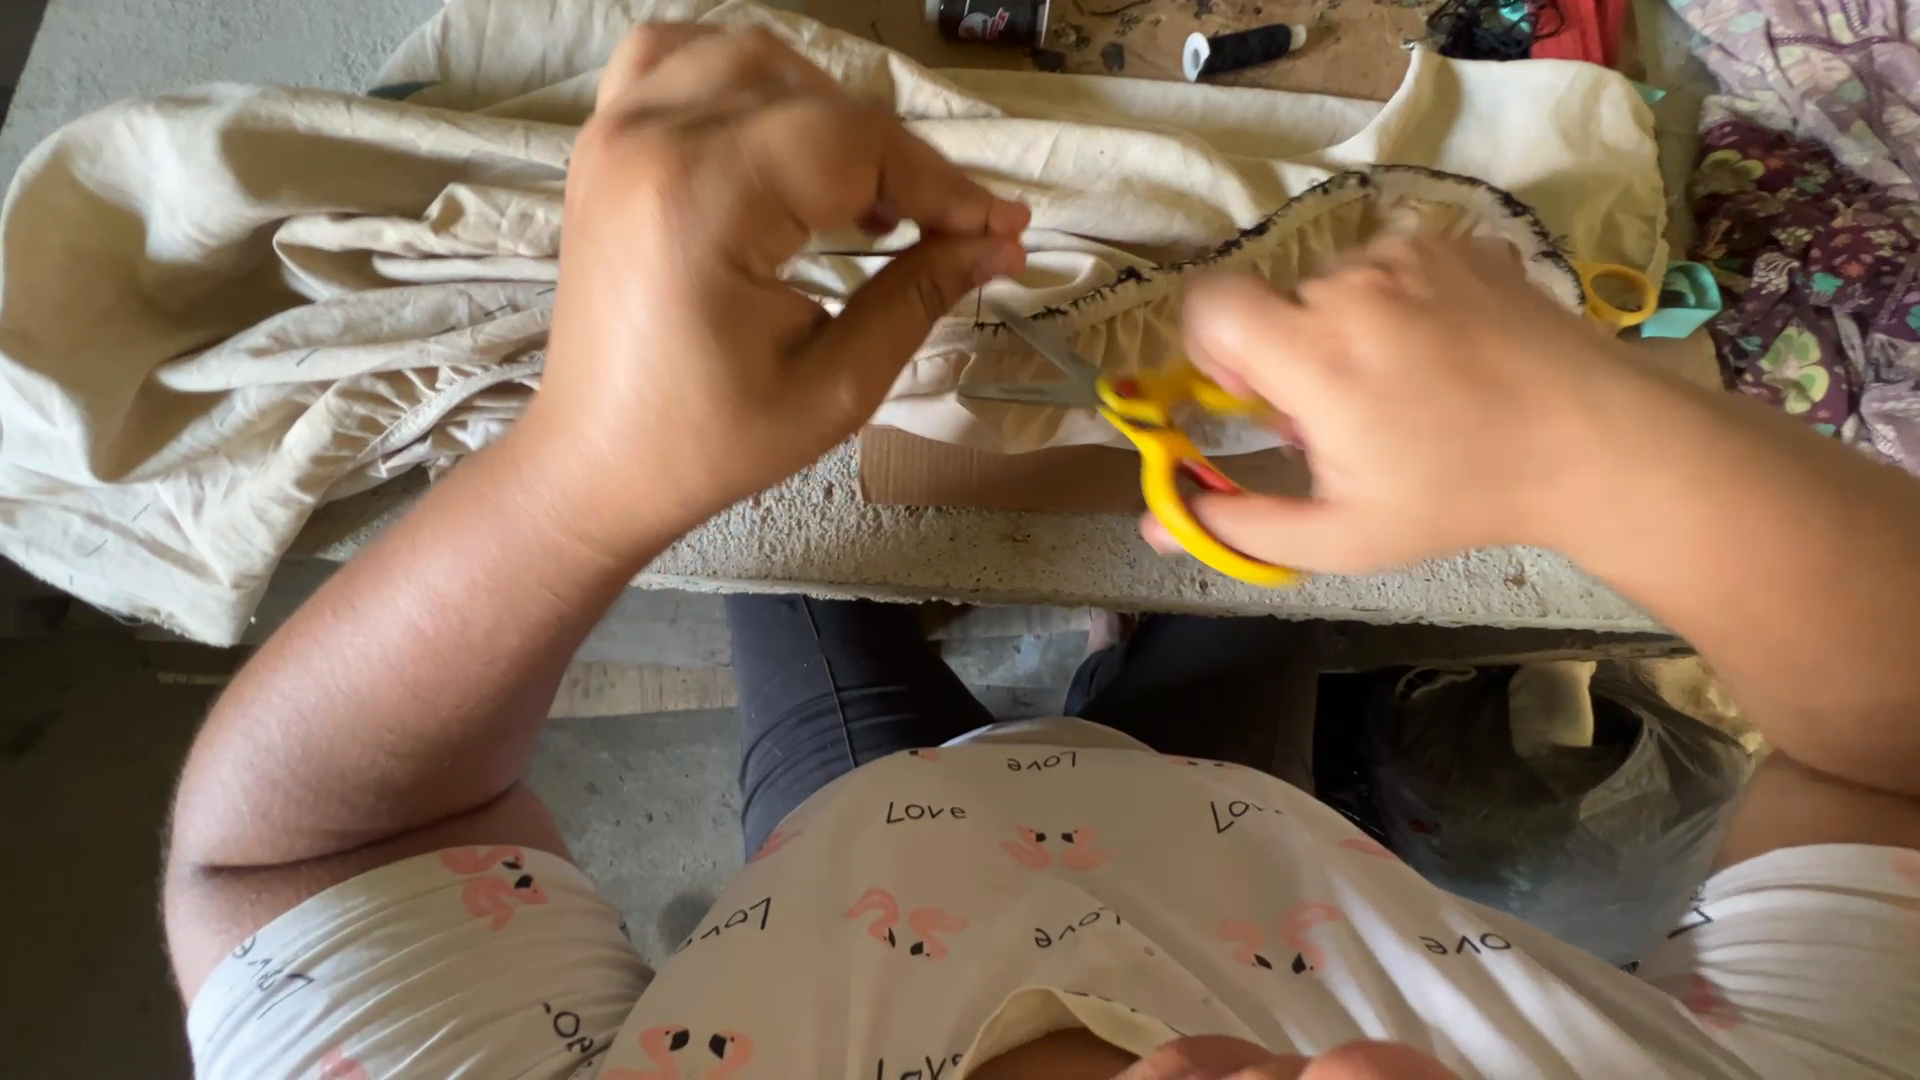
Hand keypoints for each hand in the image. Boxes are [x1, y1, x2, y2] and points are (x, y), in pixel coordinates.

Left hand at [521, 23, 1028, 551]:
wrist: (601, 461)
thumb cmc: (716, 444)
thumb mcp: (836, 388)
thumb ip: (918, 299)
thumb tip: (997, 245)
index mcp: (703, 202)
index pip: (856, 145)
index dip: (944, 185)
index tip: (1003, 228)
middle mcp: (651, 137)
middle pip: (815, 96)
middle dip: (898, 159)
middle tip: (941, 230)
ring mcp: (616, 128)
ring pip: (753, 58)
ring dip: (831, 112)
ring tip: (865, 193)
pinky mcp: (605, 142)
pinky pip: (683, 59)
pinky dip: (750, 85)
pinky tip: (782, 144)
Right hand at [1159, 236, 1647, 572]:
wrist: (1599, 445)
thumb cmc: (1455, 499)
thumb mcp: (1335, 537)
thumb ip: (1234, 527)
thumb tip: (1153, 527)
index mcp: (1316, 356)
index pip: (1210, 304)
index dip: (1210, 345)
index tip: (1251, 388)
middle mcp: (1354, 287)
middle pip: (1270, 306)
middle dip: (1283, 355)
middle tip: (1339, 409)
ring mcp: (1412, 254)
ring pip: (1324, 286)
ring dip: (1335, 331)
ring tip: (1395, 381)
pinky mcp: (1455, 241)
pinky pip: (1381, 266)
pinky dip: (1387, 304)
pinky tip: (1436, 349)